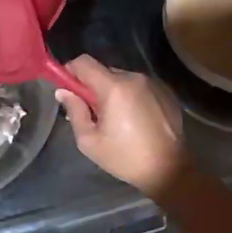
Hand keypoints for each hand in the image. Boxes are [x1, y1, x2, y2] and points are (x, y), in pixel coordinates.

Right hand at [55, 55, 192, 198]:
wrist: (168, 169)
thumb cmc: (124, 157)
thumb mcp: (89, 140)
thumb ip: (75, 111)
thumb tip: (63, 92)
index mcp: (114, 88)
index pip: (84, 62)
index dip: (70, 72)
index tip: (68, 89)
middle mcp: (134, 78)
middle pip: (103, 71)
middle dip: (92, 87)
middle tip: (91, 112)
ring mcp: (153, 83)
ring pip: (121, 79)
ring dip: (112, 92)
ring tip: (115, 119)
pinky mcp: (165, 92)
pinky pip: (138, 87)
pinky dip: (130, 97)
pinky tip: (133, 120)